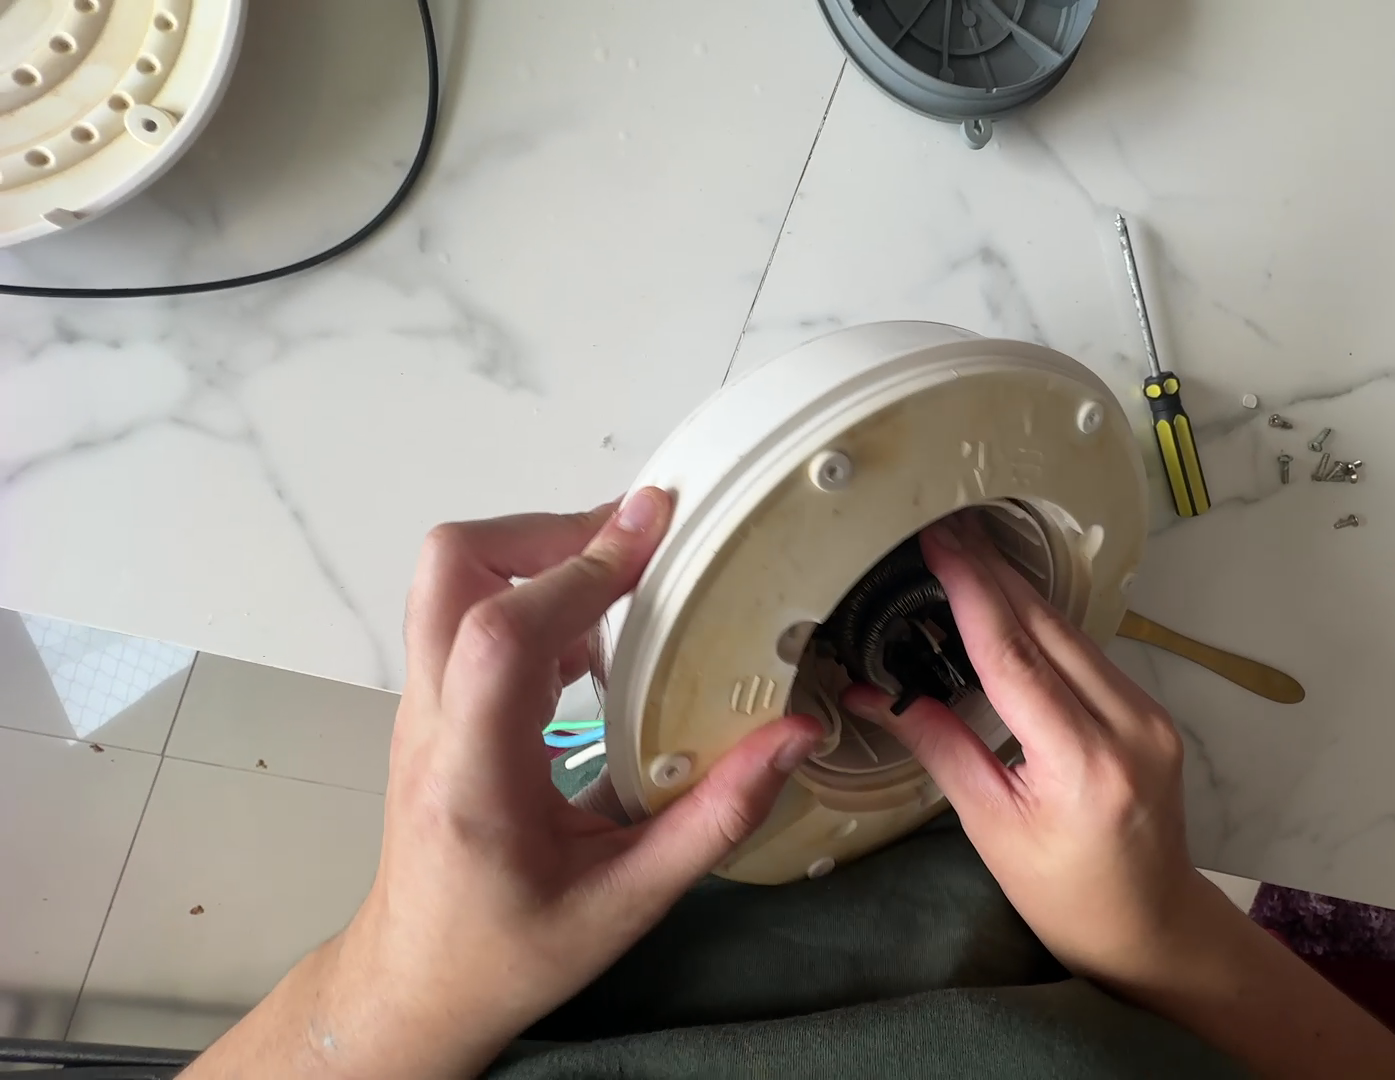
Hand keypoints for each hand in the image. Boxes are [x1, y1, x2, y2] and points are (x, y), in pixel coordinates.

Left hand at [187, 489, 819, 1079]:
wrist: (410, 985)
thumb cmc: (515, 950)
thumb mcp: (631, 901)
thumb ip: (720, 817)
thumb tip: (795, 734)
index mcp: (473, 771)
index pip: (502, 634)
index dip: (580, 567)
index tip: (655, 526)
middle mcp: (434, 718)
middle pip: (453, 567)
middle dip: (553, 532)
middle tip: (641, 548)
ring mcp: (428, 703)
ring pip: (457, 575)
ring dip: (548, 552)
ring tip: (634, 577)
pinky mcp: (445, 700)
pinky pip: (480, 607)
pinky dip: (545, 589)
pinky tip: (605, 632)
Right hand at [842, 513, 1216, 986]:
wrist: (1153, 925)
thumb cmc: (1062, 894)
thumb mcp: (991, 828)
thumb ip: (940, 747)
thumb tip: (875, 694)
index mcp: (1082, 764)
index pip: (1013, 657)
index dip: (971, 593)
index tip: (939, 546)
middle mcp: (1128, 725)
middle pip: (1048, 629)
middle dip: (993, 573)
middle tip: (947, 531)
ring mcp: (1149, 713)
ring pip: (1071, 632)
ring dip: (1017, 591)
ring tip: (968, 554)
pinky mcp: (1151, 710)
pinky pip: (1088, 652)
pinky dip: (1044, 623)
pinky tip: (1011, 602)